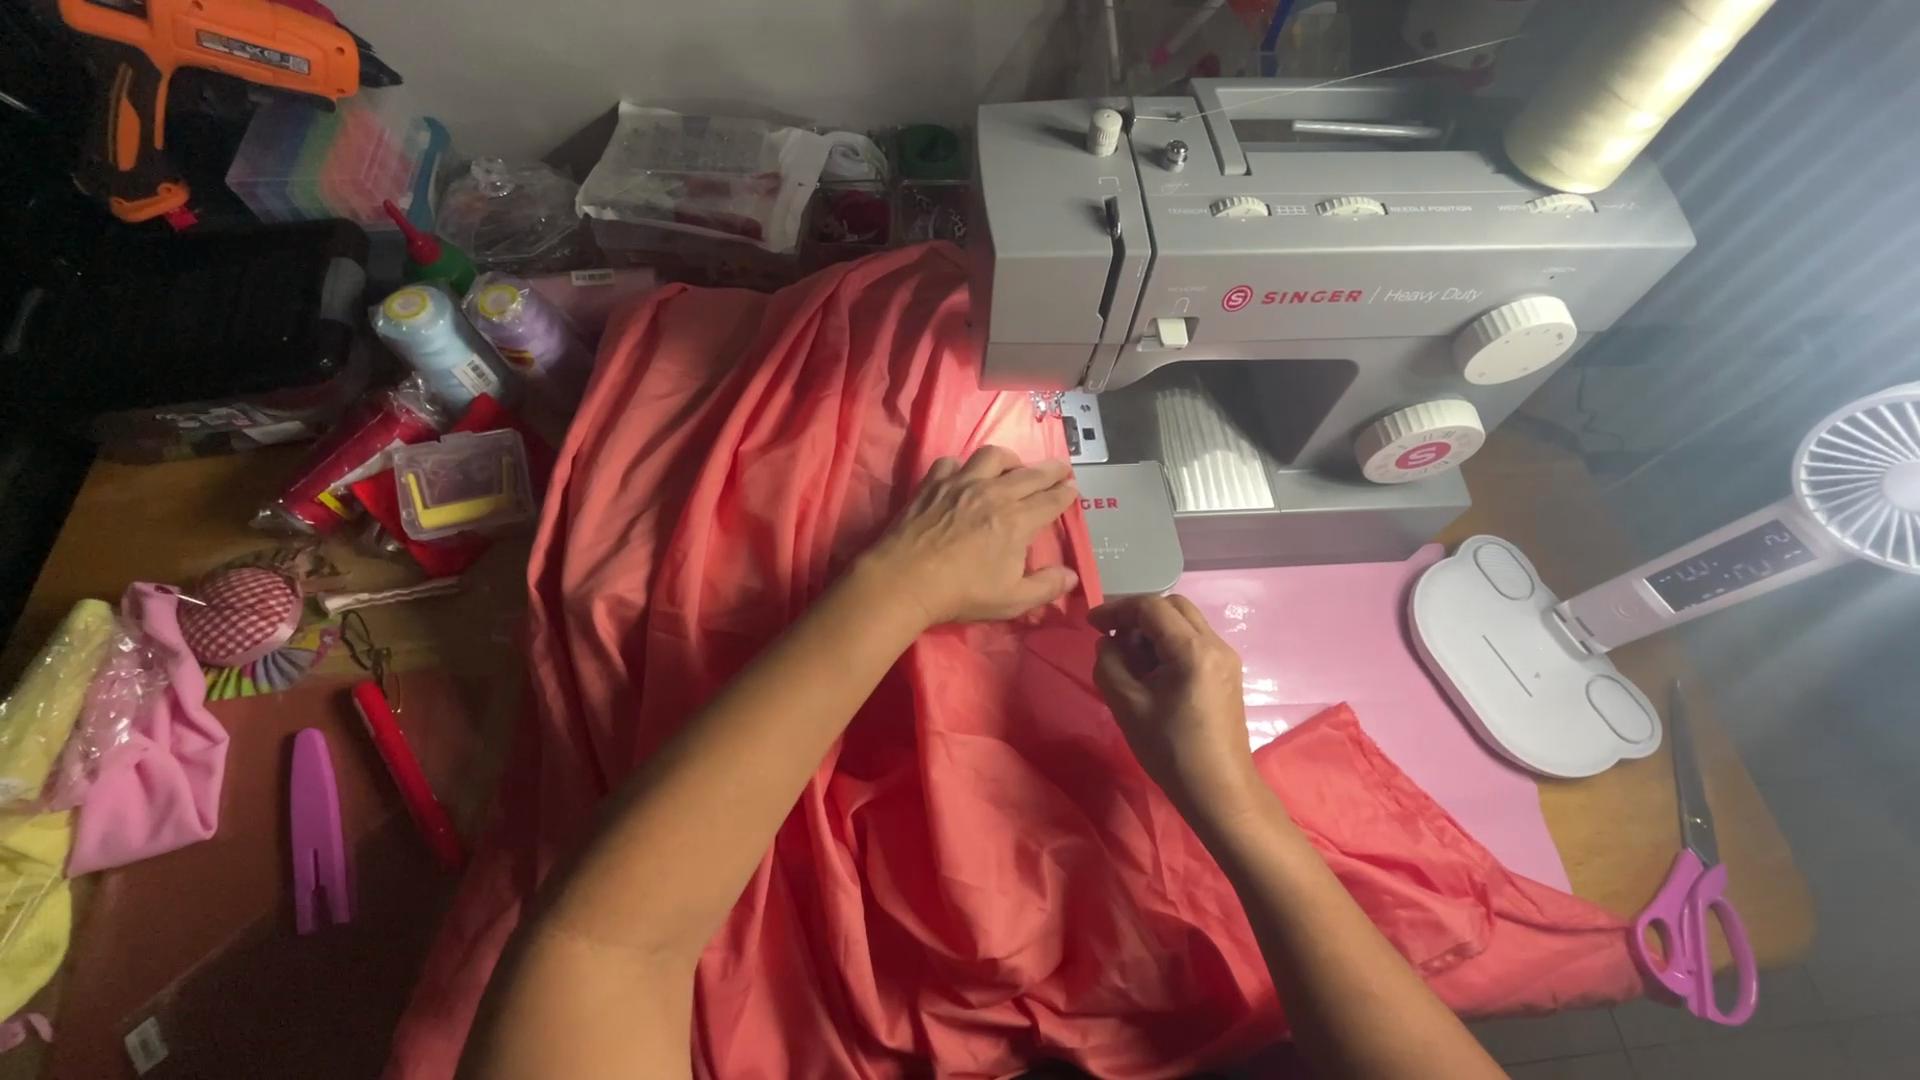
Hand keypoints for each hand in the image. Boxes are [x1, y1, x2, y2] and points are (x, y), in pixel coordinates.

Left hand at [860, 446, 1079, 627]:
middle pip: (1030, 473)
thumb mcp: (1012, 600)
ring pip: (992, 456)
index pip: (1051, 500)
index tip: (1073, 490)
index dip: (1066, 494)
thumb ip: (1046, 587)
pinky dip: (962, 466)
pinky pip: (952, 463)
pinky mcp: (933, 483)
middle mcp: (993, 493)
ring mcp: (961, 484)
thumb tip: (1071, 576)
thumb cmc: (961, 594)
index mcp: (1017, 520)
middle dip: (1051, 470)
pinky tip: (964, 476)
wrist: (905, 581)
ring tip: (1014, 466)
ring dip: (1010, 459)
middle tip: (1061, 469)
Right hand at [1090, 595, 1258, 816]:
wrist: (1218, 791)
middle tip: (1112, 637)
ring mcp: (1226, 659)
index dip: (1117, 609)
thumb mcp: (1127, 705)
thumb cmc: (1170, 750)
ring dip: (1153, 629)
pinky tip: (1151, 671)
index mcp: (1193, 650)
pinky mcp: (1226, 674)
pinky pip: (1194, 642)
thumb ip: (1109, 664)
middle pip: (1172, 607)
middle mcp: (1216, 645)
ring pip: (1184, 623)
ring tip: (1128, 658)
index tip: (1092, 624)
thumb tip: (1109, 643)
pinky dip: (1168, 644)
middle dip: (1137, 615)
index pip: (1151, 607)